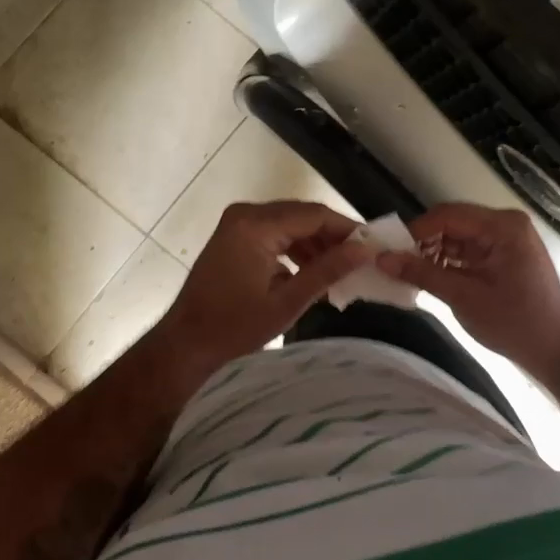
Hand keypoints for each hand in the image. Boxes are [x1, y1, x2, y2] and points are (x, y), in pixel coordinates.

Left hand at [153, 202, 372, 375]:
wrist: (185, 345)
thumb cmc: (234, 328)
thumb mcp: (286, 302)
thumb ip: (327, 271)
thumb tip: (365, 250)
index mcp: (255, 225)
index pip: (313, 214)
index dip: (346, 228)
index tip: (374, 246)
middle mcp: (245, 214)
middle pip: (301, 215)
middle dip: (332, 236)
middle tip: (362, 259)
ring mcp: (237, 224)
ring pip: (289, 224)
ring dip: (315, 244)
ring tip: (342, 270)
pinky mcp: (233, 237)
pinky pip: (274, 233)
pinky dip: (295, 249)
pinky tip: (313, 271)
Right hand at [377, 203, 559, 380]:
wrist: (558, 352)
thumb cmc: (515, 324)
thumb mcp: (463, 298)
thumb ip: (422, 274)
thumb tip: (382, 259)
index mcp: (502, 226)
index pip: (447, 215)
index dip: (415, 231)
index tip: (389, 252)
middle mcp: (506, 224)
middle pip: (452, 222)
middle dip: (424, 242)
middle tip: (396, 263)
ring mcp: (509, 239)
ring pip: (459, 236)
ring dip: (435, 252)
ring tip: (410, 273)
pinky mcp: (507, 255)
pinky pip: (470, 249)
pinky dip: (450, 261)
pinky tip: (432, 278)